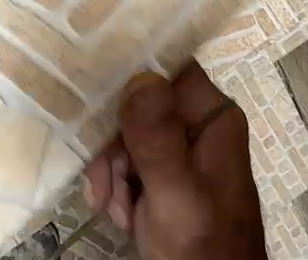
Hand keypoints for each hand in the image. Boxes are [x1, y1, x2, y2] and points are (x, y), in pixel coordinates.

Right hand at [83, 67, 265, 259]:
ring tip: (112, 206)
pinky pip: (128, 158)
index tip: (95, 93)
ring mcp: (182, 148)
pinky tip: (118, 211)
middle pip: (139, 102)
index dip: (130, 73)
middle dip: (113, 140)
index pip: (166, 66)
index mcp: (212, 117)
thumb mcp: (177, 197)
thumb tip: (140, 76)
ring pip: (127, 131)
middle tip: (103, 180)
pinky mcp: (166, 172)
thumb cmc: (202, 251)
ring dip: (110, 168)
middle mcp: (198, 124)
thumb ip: (158, 140)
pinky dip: (115, 184)